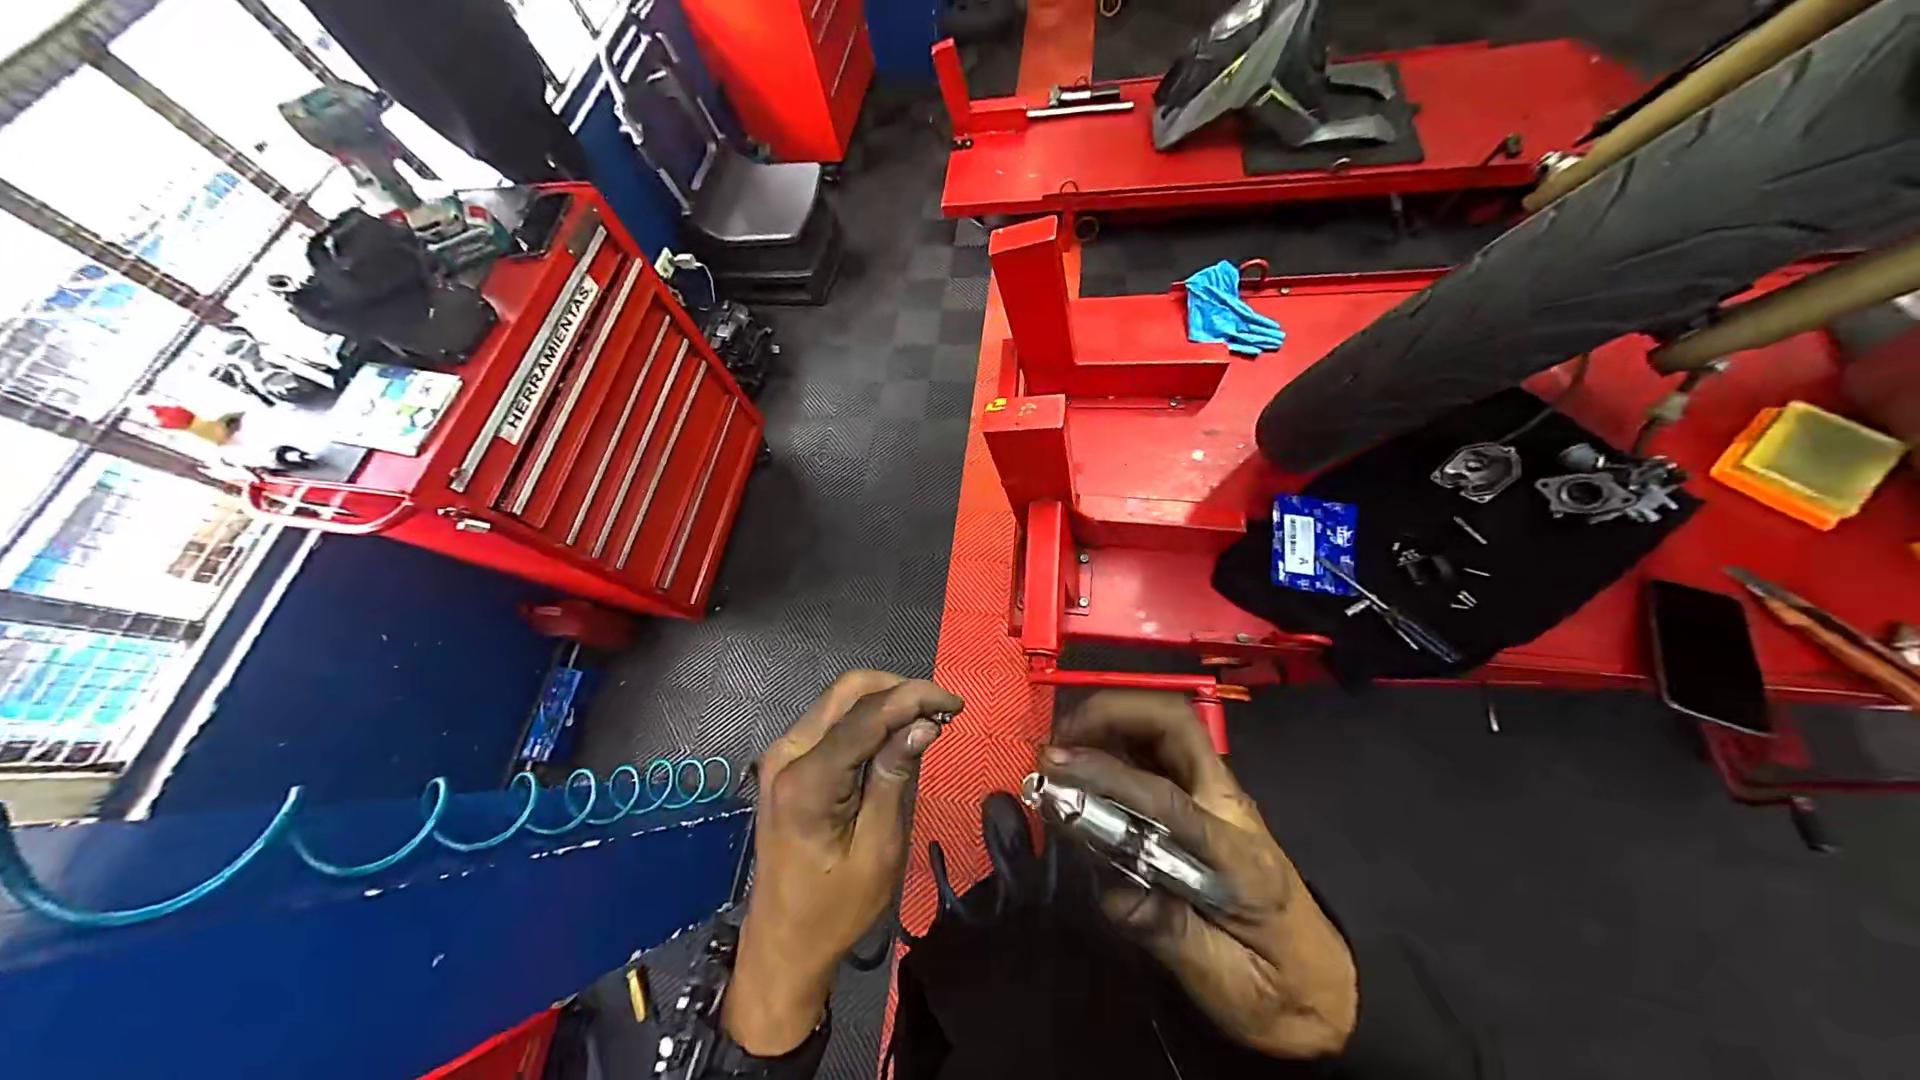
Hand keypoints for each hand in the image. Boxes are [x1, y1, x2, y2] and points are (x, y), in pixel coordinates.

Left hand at [723, 671, 963, 1055]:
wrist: (782, 943)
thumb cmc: (834, 907)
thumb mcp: (878, 849)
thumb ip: (895, 777)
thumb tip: (924, 723)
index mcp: (807, 780)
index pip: (866, 715)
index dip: (914, 697)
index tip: (955, 702)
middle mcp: (786, 753)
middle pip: (847, 691)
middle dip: (899, 689)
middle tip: (940, 709)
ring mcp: (781, 755)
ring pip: (838, 700)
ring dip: (884, 700)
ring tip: (925, 720)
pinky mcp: (785, 762)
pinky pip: (830, 721)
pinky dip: (867, 717)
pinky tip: (895, 733)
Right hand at [1039, 690, 1356, 1058]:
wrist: (1324, 989)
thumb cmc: (1275, 991)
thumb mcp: (1222, 982)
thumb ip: (1167, 931)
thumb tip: (1110, 890)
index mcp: (1238, 856)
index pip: (1168, 800)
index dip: (1108, 776)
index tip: (1056, 768)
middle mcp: (1229, 808)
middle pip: (1178, 726)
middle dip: (1114, 713)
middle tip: (1061, 736)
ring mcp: (1219, 797)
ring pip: (1168, 727)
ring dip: (1113, 719)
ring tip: (1065, 741)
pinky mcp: (1205, 799)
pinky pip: (1159, 750)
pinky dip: (1118, 739)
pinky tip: (1087, 759)